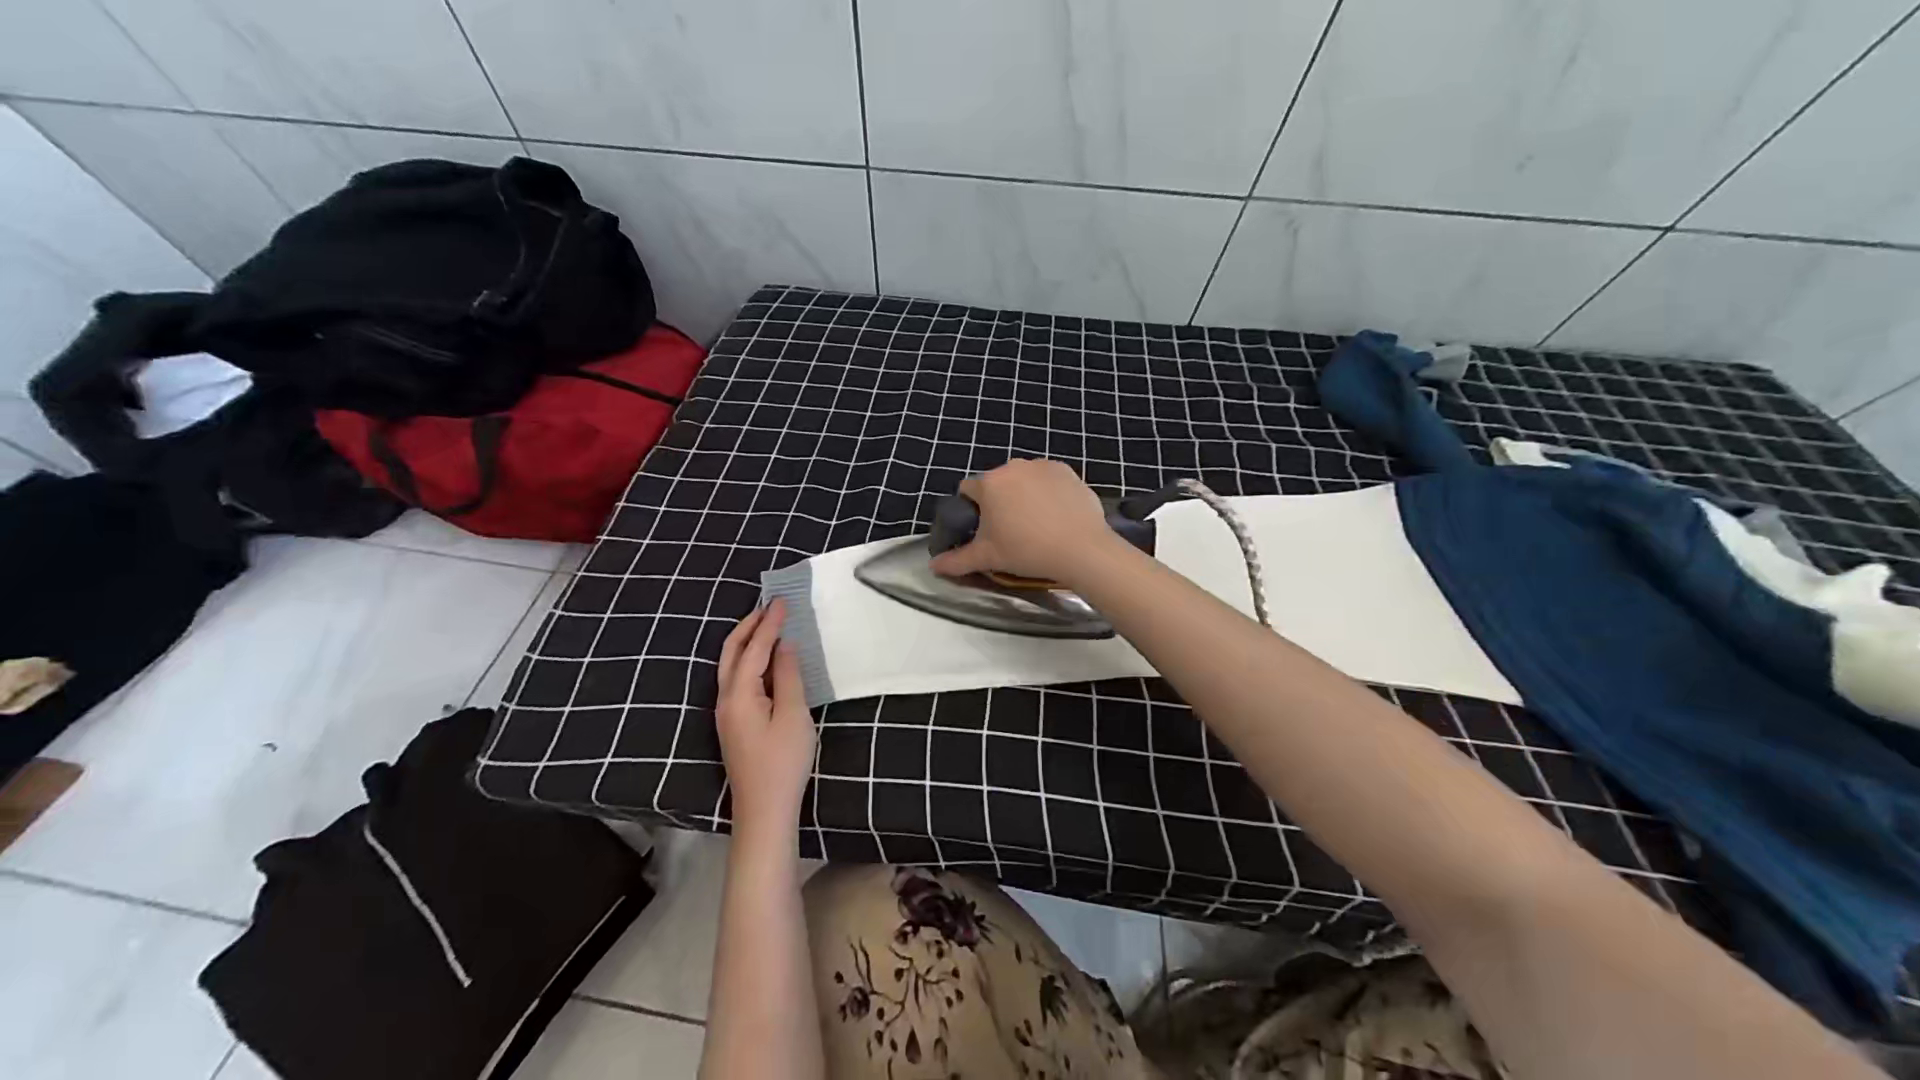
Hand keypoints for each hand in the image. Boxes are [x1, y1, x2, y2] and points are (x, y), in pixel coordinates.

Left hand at [715, 599, 815, 839]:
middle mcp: (725, 699)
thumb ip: (788, 676)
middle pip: (731, 652)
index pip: (754, 648)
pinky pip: (737, 679)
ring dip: (747, 641)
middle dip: (749, 626)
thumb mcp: (793, 716)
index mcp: (739, 694)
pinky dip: (749, 660)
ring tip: (767, 624)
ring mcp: (726, 713)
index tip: (782, 600)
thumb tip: (785, 646)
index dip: (769, 623)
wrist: (764, 810)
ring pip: (731, 666)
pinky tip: (766, 660)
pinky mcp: (734, 724)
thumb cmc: (783, 762)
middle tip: (770, 606)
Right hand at [928, 459, 1112, 584]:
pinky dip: (1048, 492)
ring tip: (1036, 524)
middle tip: (1010, 531)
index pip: (968, 490)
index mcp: (989, 484)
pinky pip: (1048, 479)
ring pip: (1023, 479)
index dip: (972, 509)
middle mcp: (1013, 466)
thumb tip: (932, 566)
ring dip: (1023, 495)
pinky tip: (1056, 515)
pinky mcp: (1067, 470)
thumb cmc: (1027, 551)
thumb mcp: (988, 558)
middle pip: (997, 483)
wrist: (1081, 549)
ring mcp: (1042, 466)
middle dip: (999, 501)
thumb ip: (957, 560)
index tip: (984, 529)